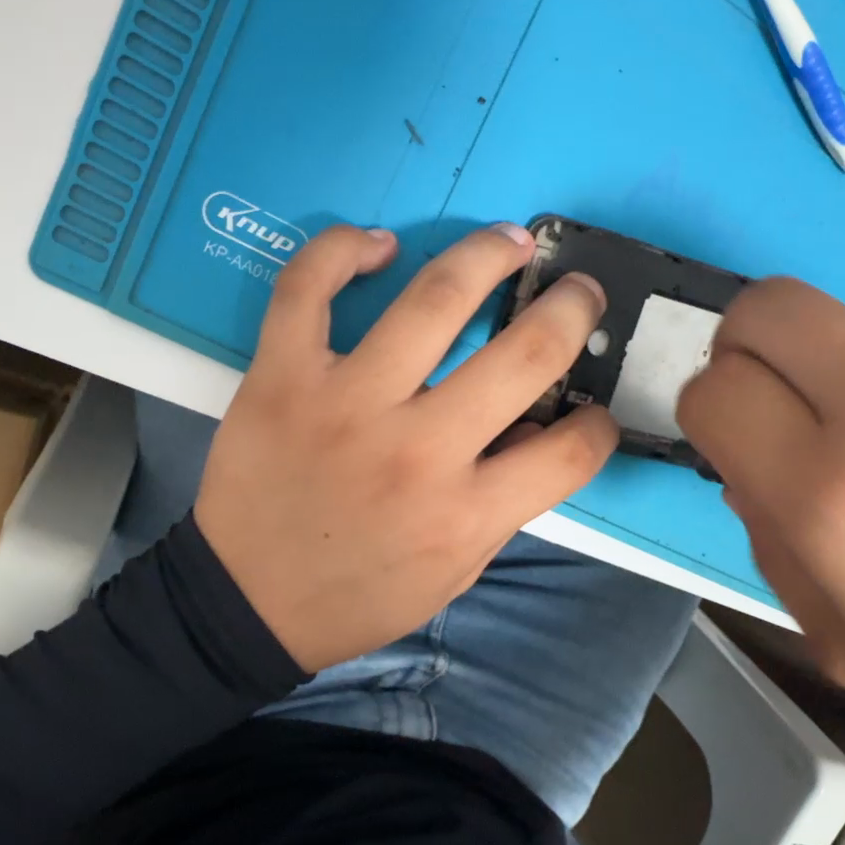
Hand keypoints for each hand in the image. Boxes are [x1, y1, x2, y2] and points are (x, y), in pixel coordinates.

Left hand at [195, 223, 615, 672]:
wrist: (247, 603)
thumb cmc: (355, 596)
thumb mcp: (450, 575)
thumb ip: (502, 509)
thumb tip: (537, 435)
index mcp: (466, 512)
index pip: (571, 450)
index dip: (598, 424)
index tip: (590, 410)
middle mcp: (419, 449)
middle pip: (527, 353)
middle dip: (572, 310)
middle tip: (578, 293)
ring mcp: (346, 404)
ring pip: (434, 299)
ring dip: (486, 255)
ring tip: (509, 240)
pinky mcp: (282, 378)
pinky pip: (308, 289)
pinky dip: (342, 250)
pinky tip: (379, 245)